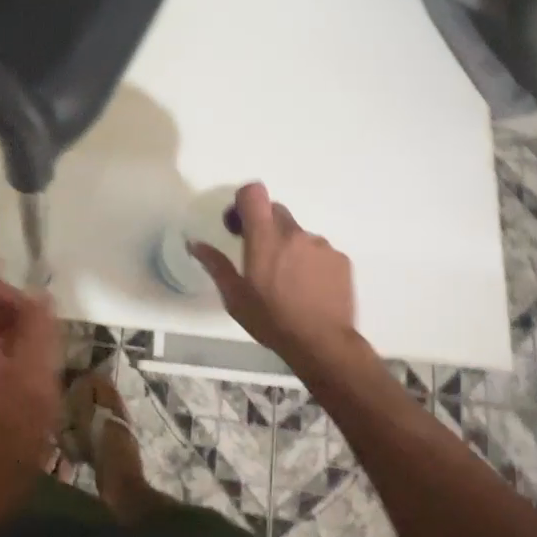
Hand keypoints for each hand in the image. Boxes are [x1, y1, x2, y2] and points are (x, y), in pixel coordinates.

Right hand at [191, 182, 357, 361]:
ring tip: (287, 281)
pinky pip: (319, 251)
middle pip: (275, 212)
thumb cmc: (271, 320)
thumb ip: (215, 265)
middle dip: (264, 227)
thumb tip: (194, 244)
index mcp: (265, 238)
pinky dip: (310, 262)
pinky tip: (308, 289)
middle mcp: (295, 233)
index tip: (238, 226)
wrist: (322, 344)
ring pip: (298, 234)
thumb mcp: (235, 297)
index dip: (243, 201)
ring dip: (289, 248)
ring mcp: (321, 245)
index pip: (253, 192)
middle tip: (258, 257)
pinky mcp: (341, 260)